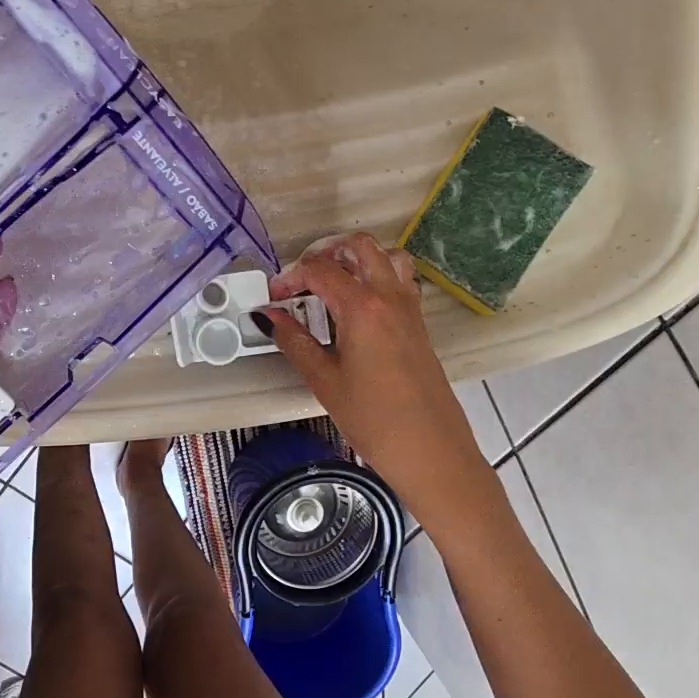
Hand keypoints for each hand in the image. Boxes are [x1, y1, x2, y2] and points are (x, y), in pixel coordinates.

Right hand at [257, 233, 485, 501]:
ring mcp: (410, 309)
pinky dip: (378, 277)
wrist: (431, 451)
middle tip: (303, 277)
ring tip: (332, 282)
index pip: (320, 270)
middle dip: (326, 251)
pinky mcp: (419, 325)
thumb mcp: (324, 380)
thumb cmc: (374, 419)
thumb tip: (268, 316)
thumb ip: (293, 341)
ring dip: (358, 258)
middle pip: (360, 246)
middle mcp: (390, 297)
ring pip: (387, 257)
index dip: (291, 277)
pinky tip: (358, 307)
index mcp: (363, 307)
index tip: (274, 298)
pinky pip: (401, 281)